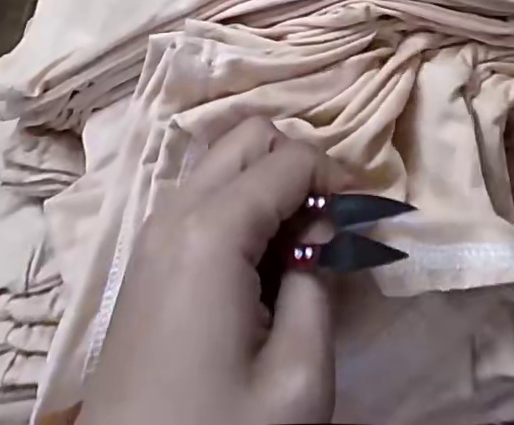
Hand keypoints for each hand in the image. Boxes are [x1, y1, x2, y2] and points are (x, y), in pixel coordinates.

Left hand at [79, 118, 345, 424]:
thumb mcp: (296, 377)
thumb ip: (319, 281)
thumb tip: (322, 222)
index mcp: (211, 229)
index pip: (288, 158)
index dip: (336, 177)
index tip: (365, 218)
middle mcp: (175, 209)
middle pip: (248, 136)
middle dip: (298, 164)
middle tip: (332, 222)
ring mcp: (154, 227)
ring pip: (223, 160)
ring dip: (269, 181)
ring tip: (301, 244)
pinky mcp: (148, 252)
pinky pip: (203, 194)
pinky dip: (241, 202)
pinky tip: (262, 258)